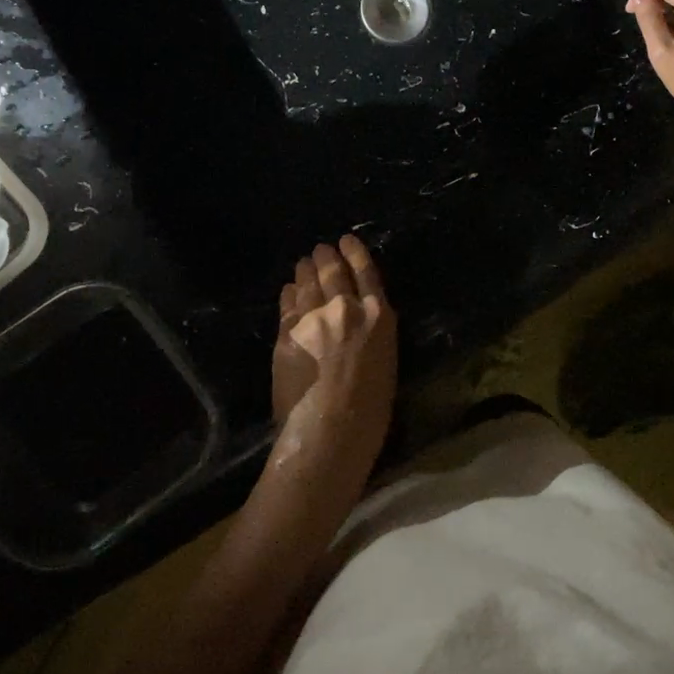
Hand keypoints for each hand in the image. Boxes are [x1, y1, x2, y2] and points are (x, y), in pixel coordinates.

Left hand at [271, 236, 396, 469]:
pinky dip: (289, 295)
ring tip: (304, 264)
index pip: (366, 273)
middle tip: (320, 250)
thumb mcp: (386, 363)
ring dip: (305, 272)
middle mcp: (347, 309)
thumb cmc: (371, 411)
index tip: (346, 240)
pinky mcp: (287, 334)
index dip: (355, 253)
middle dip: (326, 258)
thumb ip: (373, 335)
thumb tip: (359, 324)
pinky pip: (288, 306)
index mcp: (379, 317)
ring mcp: (314, 319)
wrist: (330, 432)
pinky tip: (289, 290)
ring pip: (308, 285)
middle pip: (334, 273)